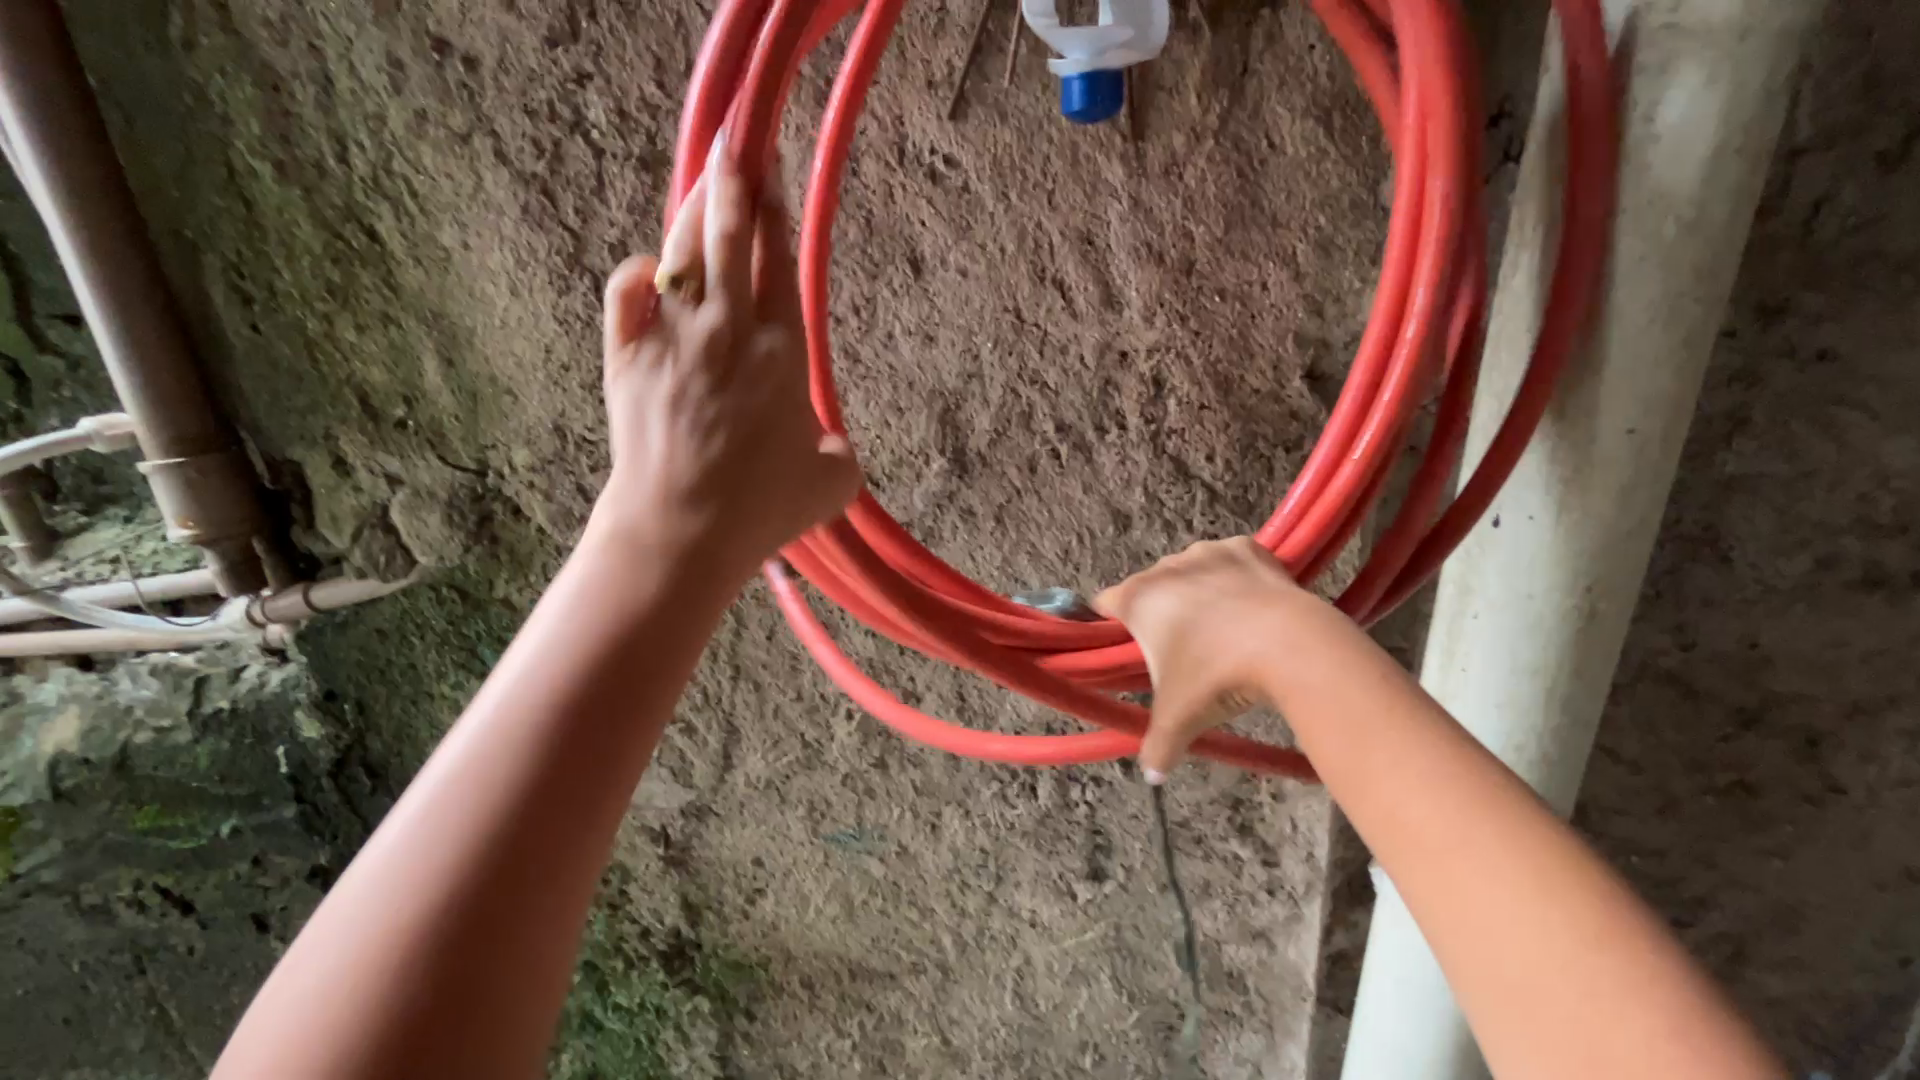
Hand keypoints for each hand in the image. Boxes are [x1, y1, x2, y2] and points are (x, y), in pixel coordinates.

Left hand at [594, 134, 860, 578]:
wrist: (683, 529)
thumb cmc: (763, 509)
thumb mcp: (833, 483)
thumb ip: (840, 450)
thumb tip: (828, 443)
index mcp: (782, 352)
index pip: (779, 260)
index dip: (775, 206)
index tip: (772, 165)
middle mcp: (728, 331)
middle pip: (728, 236)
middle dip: (733, 181)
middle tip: (736, 141)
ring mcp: (673, 340)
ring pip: (681, 252)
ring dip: (692, 210)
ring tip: (703, 182)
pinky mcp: (627, 358)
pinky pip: (626, 293)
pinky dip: (637, 274)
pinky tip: (650, 269)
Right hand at [1093, 537, 1309, 781]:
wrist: (1288, 644)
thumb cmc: (1218, 677)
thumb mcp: (1180, 718)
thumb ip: (1157, 747)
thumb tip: (1151, 776)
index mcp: (1138, 599)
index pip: (1104, 603)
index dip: (1110, 624)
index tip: (1125, 646)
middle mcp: (1166, 567)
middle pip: (1150, 587)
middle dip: (1160, 612)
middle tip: (1183, 651)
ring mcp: (1207, 552)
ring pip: (1189, 571)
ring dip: (1197, 592)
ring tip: (1222, 629)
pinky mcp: (1246, 547)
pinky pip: (1230, 560)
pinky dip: (1234, 577)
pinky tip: (1248, 604)